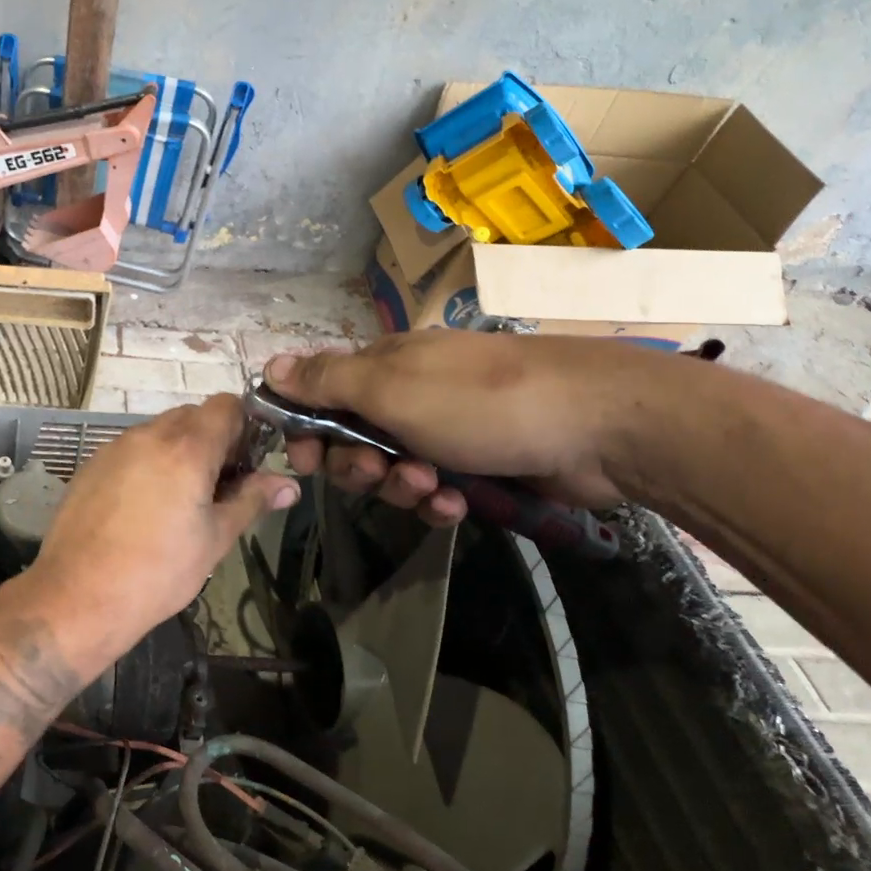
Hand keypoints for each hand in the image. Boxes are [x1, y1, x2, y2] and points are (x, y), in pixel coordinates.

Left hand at [31, 394, 299, 630]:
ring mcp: (114, 447)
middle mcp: (148, 435)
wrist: (79, 594)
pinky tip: (145, 508)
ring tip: (182, 502)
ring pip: (158, 432)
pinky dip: (147, 465)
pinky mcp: (91, 465)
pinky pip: (130, 450)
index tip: (249, 462)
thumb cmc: (159, 571)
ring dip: (178, 453)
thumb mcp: (215, 539)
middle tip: (220, 487)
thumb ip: (251, 501)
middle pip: (191, 416)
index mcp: (186, 447)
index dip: (244, 426)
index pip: (226, 406)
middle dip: (212, 441)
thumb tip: (288, 484)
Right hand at [265, 329, 635, 519]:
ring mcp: (445, 428)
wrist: (600, 427)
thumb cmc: (481, 402)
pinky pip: (434, 490)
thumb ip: (326, 381)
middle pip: (350, 438)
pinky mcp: (478, 463)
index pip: (319, 395)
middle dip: (357, 465)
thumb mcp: (390, 388)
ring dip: (400, 487)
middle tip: (379, 472)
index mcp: (383, 365)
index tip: (304, 459)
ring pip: (391, 470)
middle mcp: (407, 393)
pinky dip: (438, 501)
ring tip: (433, 487)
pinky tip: (457, 505)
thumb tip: (269, 366)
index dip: (306, 429)